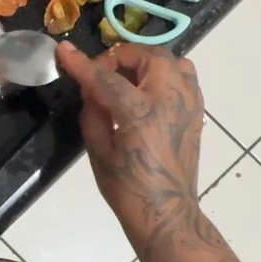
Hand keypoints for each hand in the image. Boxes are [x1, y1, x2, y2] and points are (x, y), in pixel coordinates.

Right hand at [56, 41, 205, 238]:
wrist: (166, 210)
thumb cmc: (126, 188)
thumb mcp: (99, 152)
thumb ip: (93, 112)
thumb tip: (92, 89)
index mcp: (141, 114)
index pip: (106, 78)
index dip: (82, 64)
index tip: (63, 51)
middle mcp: (171, 99)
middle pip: (146, 56)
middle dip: (118, 59)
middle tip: (100, 76)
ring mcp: (189, 102)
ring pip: (169, 59)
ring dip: (143, 63)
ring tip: (125, 81)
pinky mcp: (197, 109)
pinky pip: (182, 74)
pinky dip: (161, 74)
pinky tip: (145, 92)